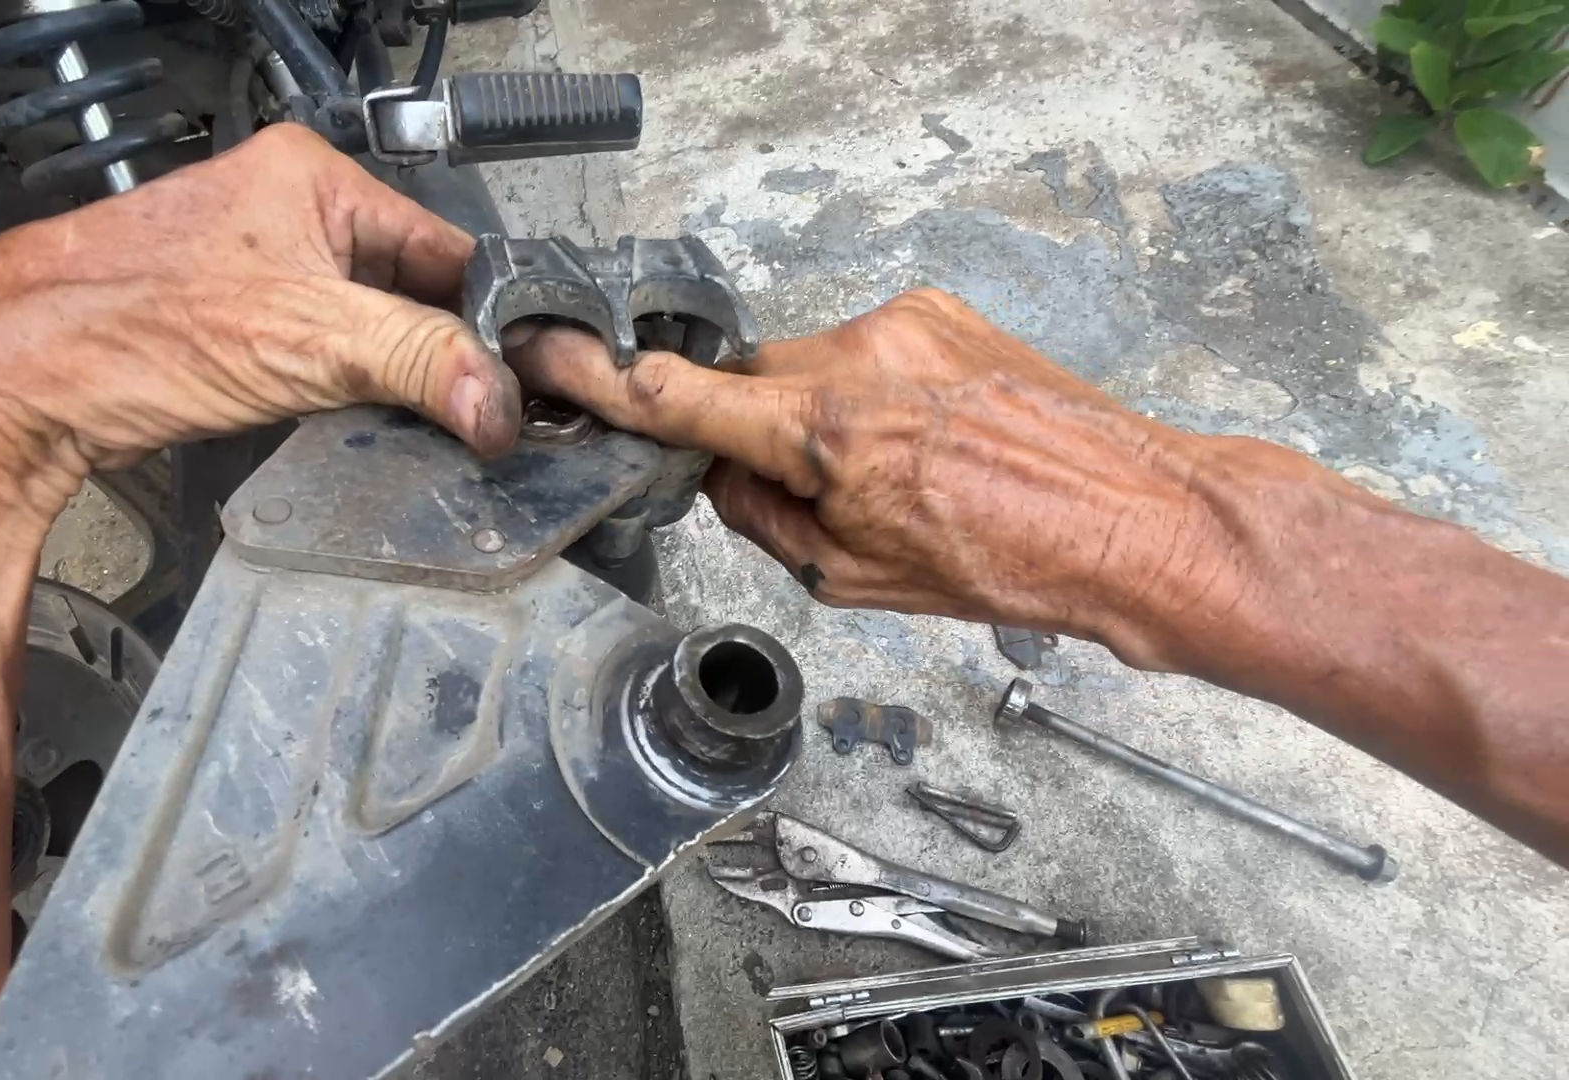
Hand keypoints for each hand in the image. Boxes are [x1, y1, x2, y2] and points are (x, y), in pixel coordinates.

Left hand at [0, 123, 519, 513]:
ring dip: (413, 372)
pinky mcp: (263, 323)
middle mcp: (302, 216)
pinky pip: (347, 352)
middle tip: (485, 405)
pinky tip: (386, 416)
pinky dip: (374, 387)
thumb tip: (501, 402)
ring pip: (385, 325)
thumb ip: (418, 360)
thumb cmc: (136, 324)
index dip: (490, 312)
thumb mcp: (308, 335)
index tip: (521, 373)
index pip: (448, 247)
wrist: (22, 380)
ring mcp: (280, 271)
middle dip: (451, 348)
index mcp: (317, 180)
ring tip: (441, 415)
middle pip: (419, 288)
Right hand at [511, 289, 1241, 665]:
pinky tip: (911, 433)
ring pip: (796, 364)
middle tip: (795, 483)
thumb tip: (718, 473)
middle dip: (744, 428)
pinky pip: (851, 347)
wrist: (1133, 520)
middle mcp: (855, 357)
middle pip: (742, 380)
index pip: (681, 400)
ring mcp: (900, 320)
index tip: (551, 355)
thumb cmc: (995, 566)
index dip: (604, 381)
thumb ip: (759, 514)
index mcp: (826, 435)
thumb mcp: (847, 575)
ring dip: (805, 412)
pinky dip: (852, 390)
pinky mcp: (936, 309)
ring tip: (877, 466)